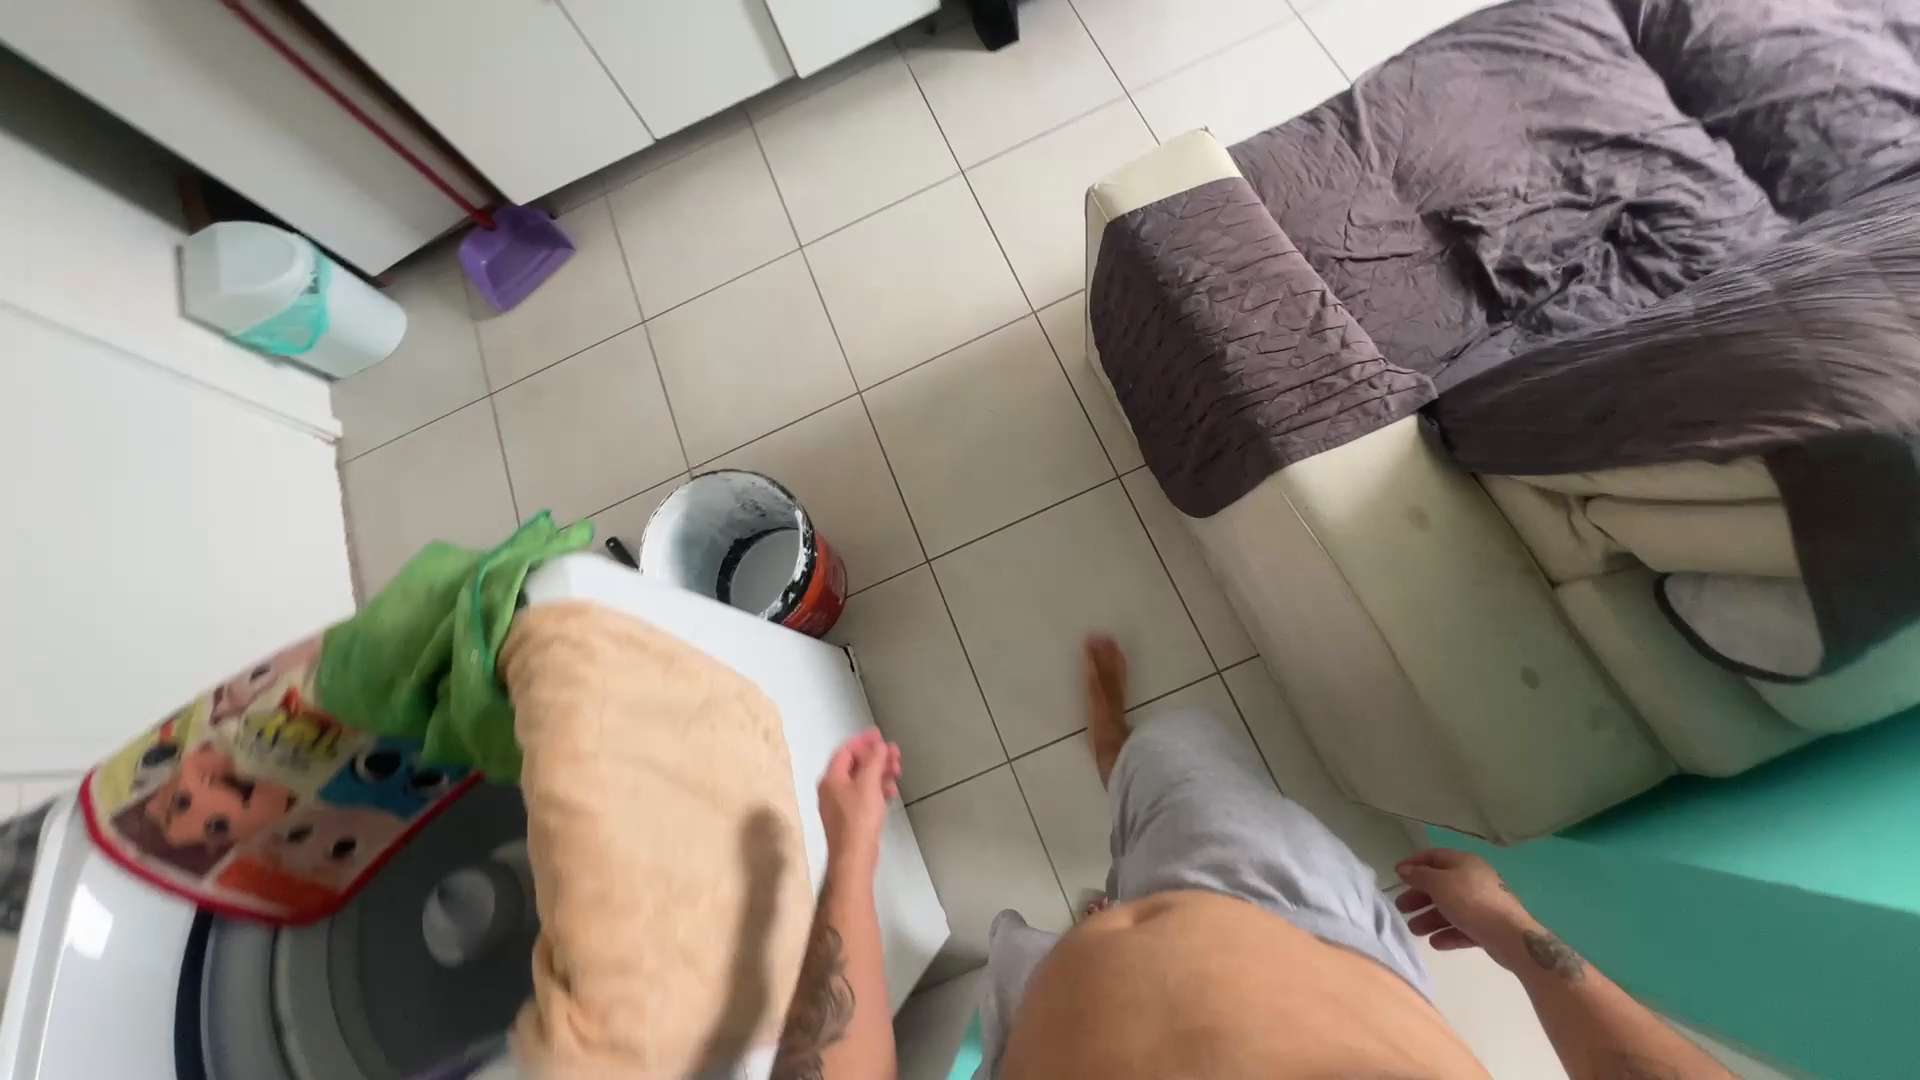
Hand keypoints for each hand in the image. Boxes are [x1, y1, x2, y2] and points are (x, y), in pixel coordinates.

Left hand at [817, 730, 900, 882]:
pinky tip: (890, 792)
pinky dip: (877, 789)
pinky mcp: (850, 818)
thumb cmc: (859, 817)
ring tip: (897, 772)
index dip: (863, 741)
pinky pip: (864, 795)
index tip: (880, 735)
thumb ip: (874, 760)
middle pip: (855, 765)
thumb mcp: (868, 783)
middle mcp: (832, 789)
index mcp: (831, 778)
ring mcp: (840, 805)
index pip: (846, 751)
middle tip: (895, 755)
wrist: (854, 857)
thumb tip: (879, 745)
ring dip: (879, 773)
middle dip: (876, 757)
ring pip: (861, 780)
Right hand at [1395, 849, 1537, 968]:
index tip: (1396, 876)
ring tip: (1415, 931)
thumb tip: (1405, 870)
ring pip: (1450, 908)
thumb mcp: (1438, 883)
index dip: (1413, 864)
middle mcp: (1474, 880)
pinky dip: (1448, 933)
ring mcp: (1483, 905)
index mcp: (1464, 863)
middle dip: (1419, 897)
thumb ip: (1419, 876)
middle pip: (1439, 885)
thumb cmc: (1471, 902)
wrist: (1512, 937)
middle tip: (1402, 908)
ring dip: (1430, 918)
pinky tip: (1435, 943)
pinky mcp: (1489, 927)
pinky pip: (1463, 927)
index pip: (1433, 857)